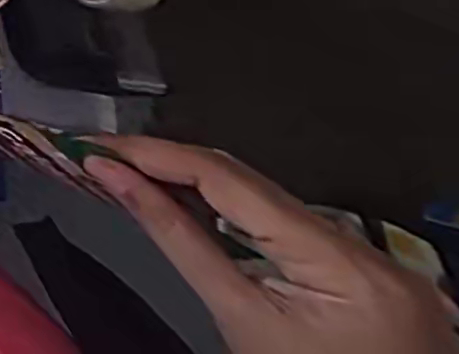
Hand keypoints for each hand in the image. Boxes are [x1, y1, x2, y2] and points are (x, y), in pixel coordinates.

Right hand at [85, 135, 453, 353]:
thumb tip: (105, 170)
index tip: (90, 144)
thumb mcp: (233, 313)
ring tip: (123, 166)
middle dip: (161, 159)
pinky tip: (174, 193)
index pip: (225, 179)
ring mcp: (368, 255)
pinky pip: (271, 213)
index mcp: (344, 264)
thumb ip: (172, 233)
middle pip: (241, 178)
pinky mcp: (356, 264)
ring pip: (253, 189)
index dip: (150, 154)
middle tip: (97, 150)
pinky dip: (215, 198)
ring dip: (183, 174)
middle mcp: (366, 248)